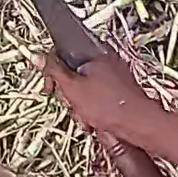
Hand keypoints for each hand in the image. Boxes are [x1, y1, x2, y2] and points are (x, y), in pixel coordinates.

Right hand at [36, 49, 161, 142]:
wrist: (139, 125)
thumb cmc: (109, 106)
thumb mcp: (72, 88)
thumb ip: (54, 71)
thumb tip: (38, 57)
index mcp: (95, 51)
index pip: (63, 55)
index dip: (53, 74)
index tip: (50, 88)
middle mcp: (107, 58)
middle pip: (73, 72)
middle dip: (70, 93)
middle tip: (73, 104)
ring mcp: (115, 74)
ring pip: (84, 87)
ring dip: (80, 104)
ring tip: (86, 116)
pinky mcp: (120, 90)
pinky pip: (97, 96)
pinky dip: (93, 108)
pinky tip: (94, 120)